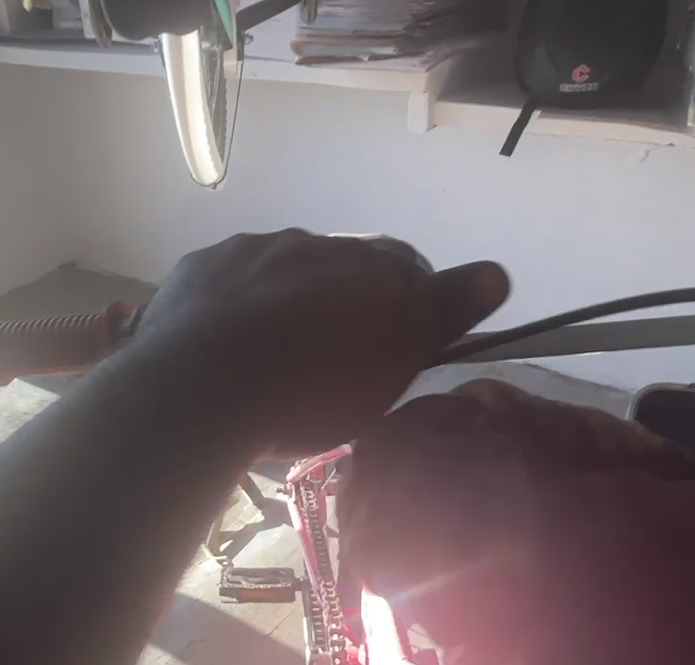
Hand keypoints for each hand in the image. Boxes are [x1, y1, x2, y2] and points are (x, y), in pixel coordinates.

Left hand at [127, 229, 507, 454]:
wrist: (202, 392)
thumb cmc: (310, 390)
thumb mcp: (394, 361)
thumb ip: (444, 312)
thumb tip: (498, 273)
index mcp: (365, 263)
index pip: (404, 266)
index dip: (401, 305)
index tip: (389, 348)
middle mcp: (309, 242)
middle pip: (337, 268)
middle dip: (339, 304)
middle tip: (327, 362)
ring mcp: (246, 251)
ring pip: (278, 272)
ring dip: (284, 303)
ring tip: (270, 360)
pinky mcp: (196, 271)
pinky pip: (225, 285)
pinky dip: (233, 309)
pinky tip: (225, 348)